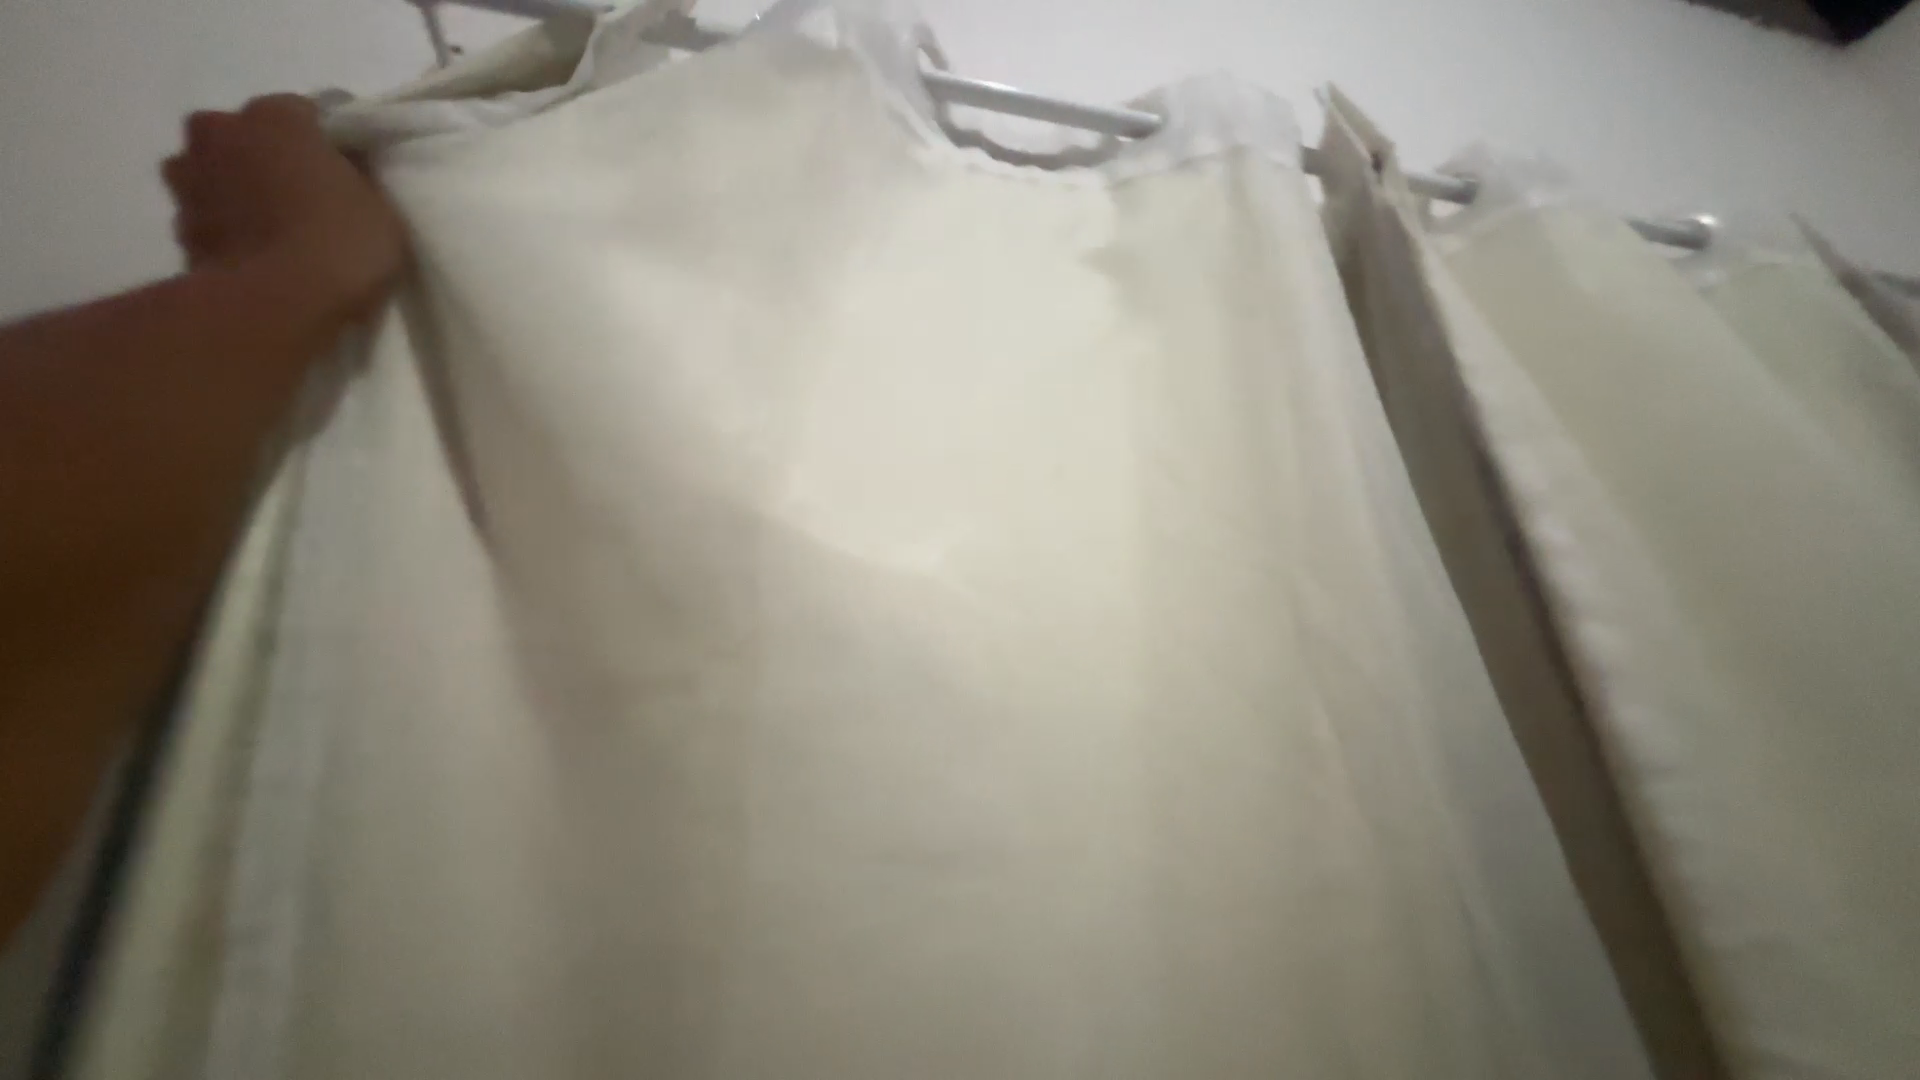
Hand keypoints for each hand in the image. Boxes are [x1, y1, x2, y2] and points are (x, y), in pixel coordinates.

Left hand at [163, 94, 406, 318]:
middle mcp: (219, 129)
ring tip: (283, 231)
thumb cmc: (343, 245)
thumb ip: (357, 181)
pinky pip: (213, 213)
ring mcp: (188, 174)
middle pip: (253, 137)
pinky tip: (262, 254)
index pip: (307, 114)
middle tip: (313, 200)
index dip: (331, 145)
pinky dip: (231, 226)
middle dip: (275, 161)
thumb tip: (344, 172)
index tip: (351, 174)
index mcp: (275, 118)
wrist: (278, 302)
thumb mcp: (382, 210)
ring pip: (223, 172)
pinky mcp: (177, 221)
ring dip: (245, 191)